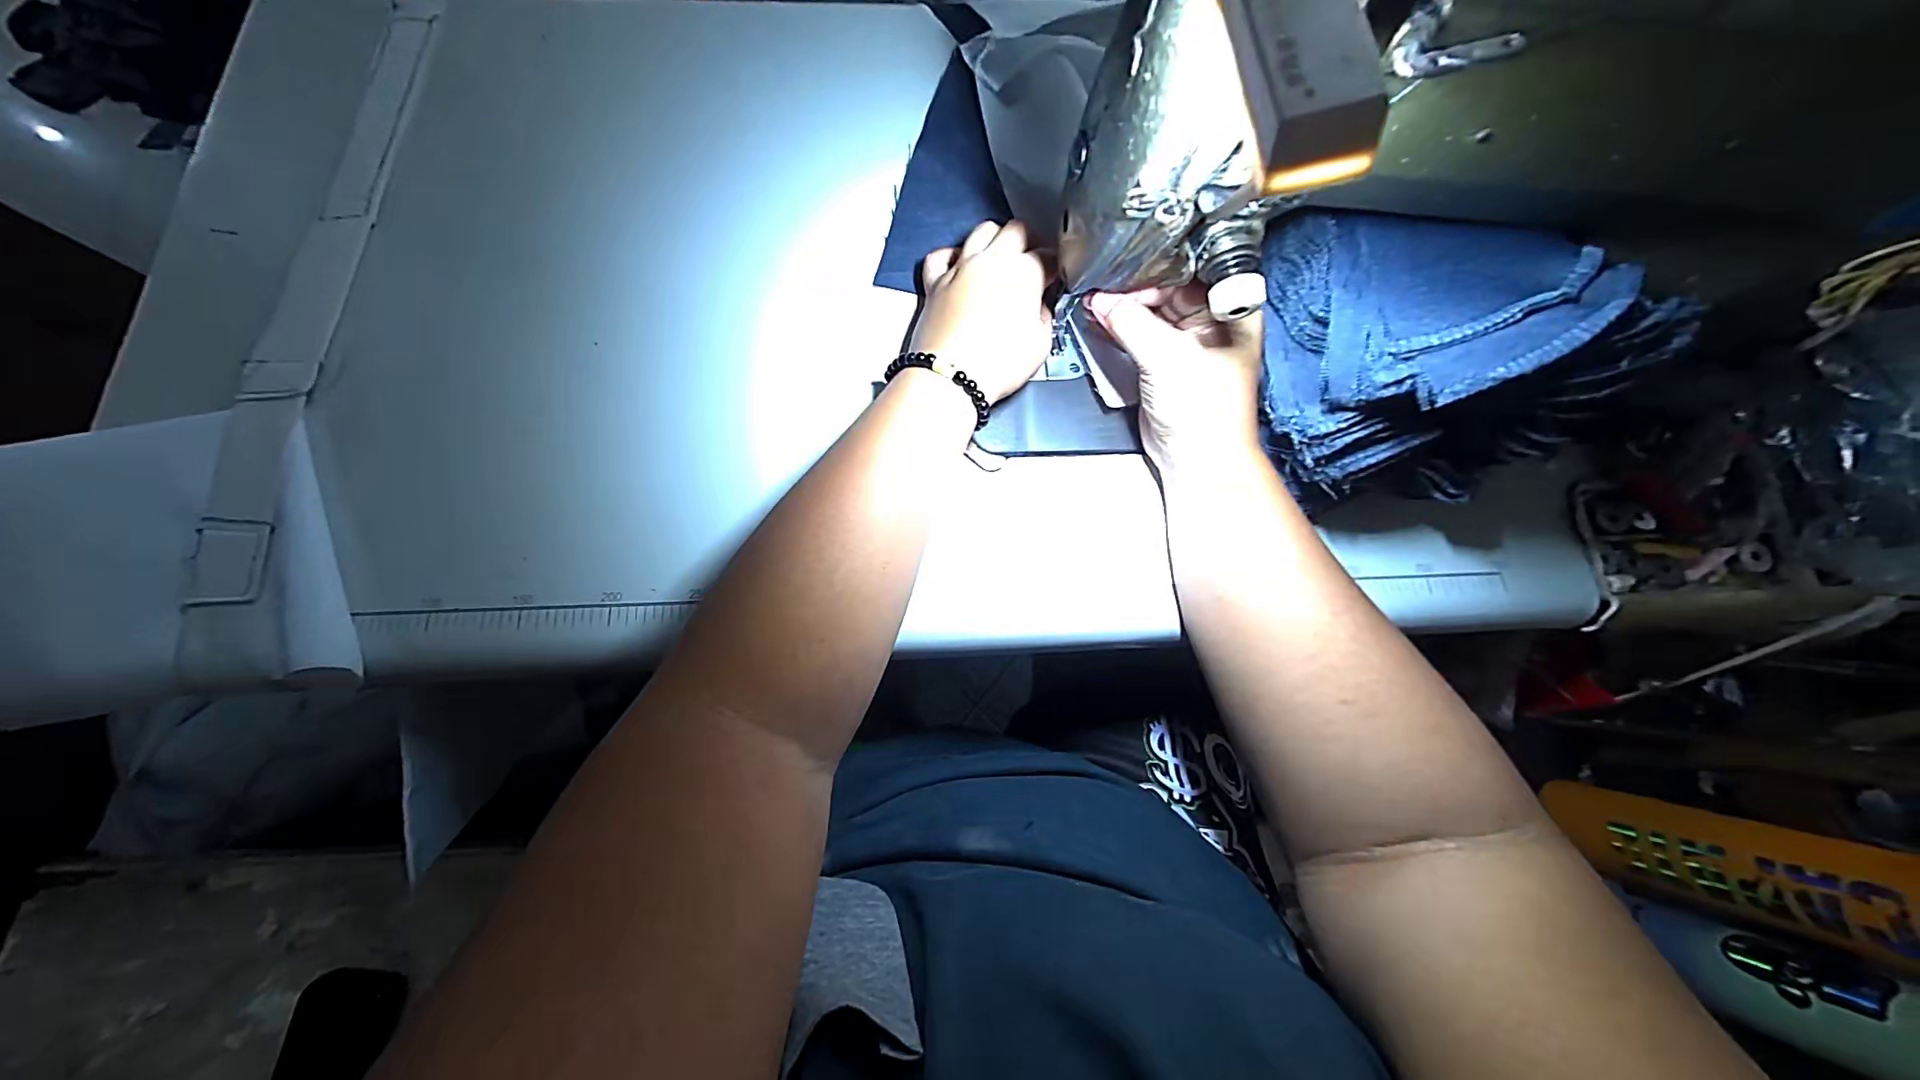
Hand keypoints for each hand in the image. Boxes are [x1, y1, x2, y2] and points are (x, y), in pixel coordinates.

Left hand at [909, 220, 1050, 404]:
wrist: (951, 378)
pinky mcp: (936, 284)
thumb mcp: (1040, 344)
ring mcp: (961, 269)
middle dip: (1029, 241)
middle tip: (1032, 258)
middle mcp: (992, 262)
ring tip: (1000, 255)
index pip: (1048, 255)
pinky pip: (941, 255)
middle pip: (1016, 229)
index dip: (1055, 266)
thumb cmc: (994, 365)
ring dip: (995, 238)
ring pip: (981, 231)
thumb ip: (1043, 317)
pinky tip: (958, 264)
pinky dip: (951, 255)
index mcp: (1025, 273)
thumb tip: (1039, 310)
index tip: (1054, 277)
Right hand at [1088, 284, 1264, 476]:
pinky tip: (1104, 322)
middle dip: (1134, 292)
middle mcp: (1213, 324)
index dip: (1157, 270)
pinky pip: (1142, 337)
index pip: (1192, 272)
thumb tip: (1103, 301)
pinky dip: (1122, 330)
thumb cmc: (1207, 415)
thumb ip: (1132, 324)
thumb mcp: (1168, 357)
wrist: (1196, 460)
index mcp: (1231, 312)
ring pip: (1153, 314)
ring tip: (1098, 305)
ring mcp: (1189, 344)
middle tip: (1102, 292)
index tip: (1124, 274)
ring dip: (1124, 311)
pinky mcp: (1166, 364)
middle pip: (1168, 291)